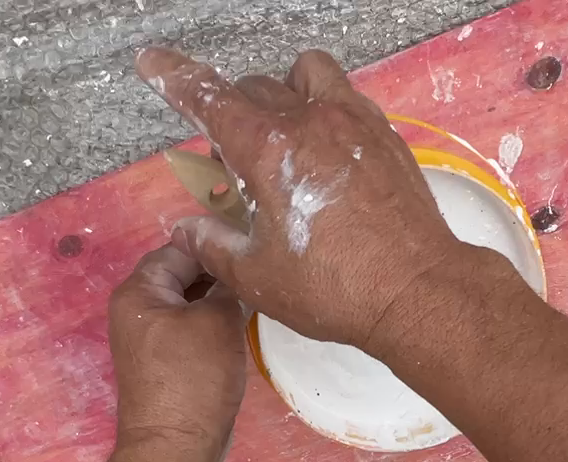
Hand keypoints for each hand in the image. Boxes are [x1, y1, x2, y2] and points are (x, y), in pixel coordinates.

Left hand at [107, 240, 249, 451]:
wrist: (175, 445)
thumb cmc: (195, 378)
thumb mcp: (218, 322)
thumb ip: (227, 287)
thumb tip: (235, 272)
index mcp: (139, 291)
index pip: (179, 249)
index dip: (217, 246)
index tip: (253, 249)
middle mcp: (135, 310)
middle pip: (182, 277)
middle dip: (218, 276)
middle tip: (258, 275)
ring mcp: (147, 340)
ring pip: (188, 306)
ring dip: (217, 303)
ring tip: (253, 301)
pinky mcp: (162, 364)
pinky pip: (188, 332)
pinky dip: (211, 327)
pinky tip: (239, 330)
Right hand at [135, 47, 473, 351]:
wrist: (414, 291)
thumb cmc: (334, 290)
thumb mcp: (257, 279)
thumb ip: (213, 245)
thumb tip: (185, 228)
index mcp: (267, 150)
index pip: (208, 97)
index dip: (174, 77)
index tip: (152, 63)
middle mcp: (309, 120)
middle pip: (255, 90)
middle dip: (234, 118)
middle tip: (238, 169)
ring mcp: (353, 122)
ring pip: (306, 76)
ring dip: (285, 95)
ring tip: (288, 142)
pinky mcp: (386, 136)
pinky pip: (347, 98)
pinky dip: (327, 110)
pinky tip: (329, 155)